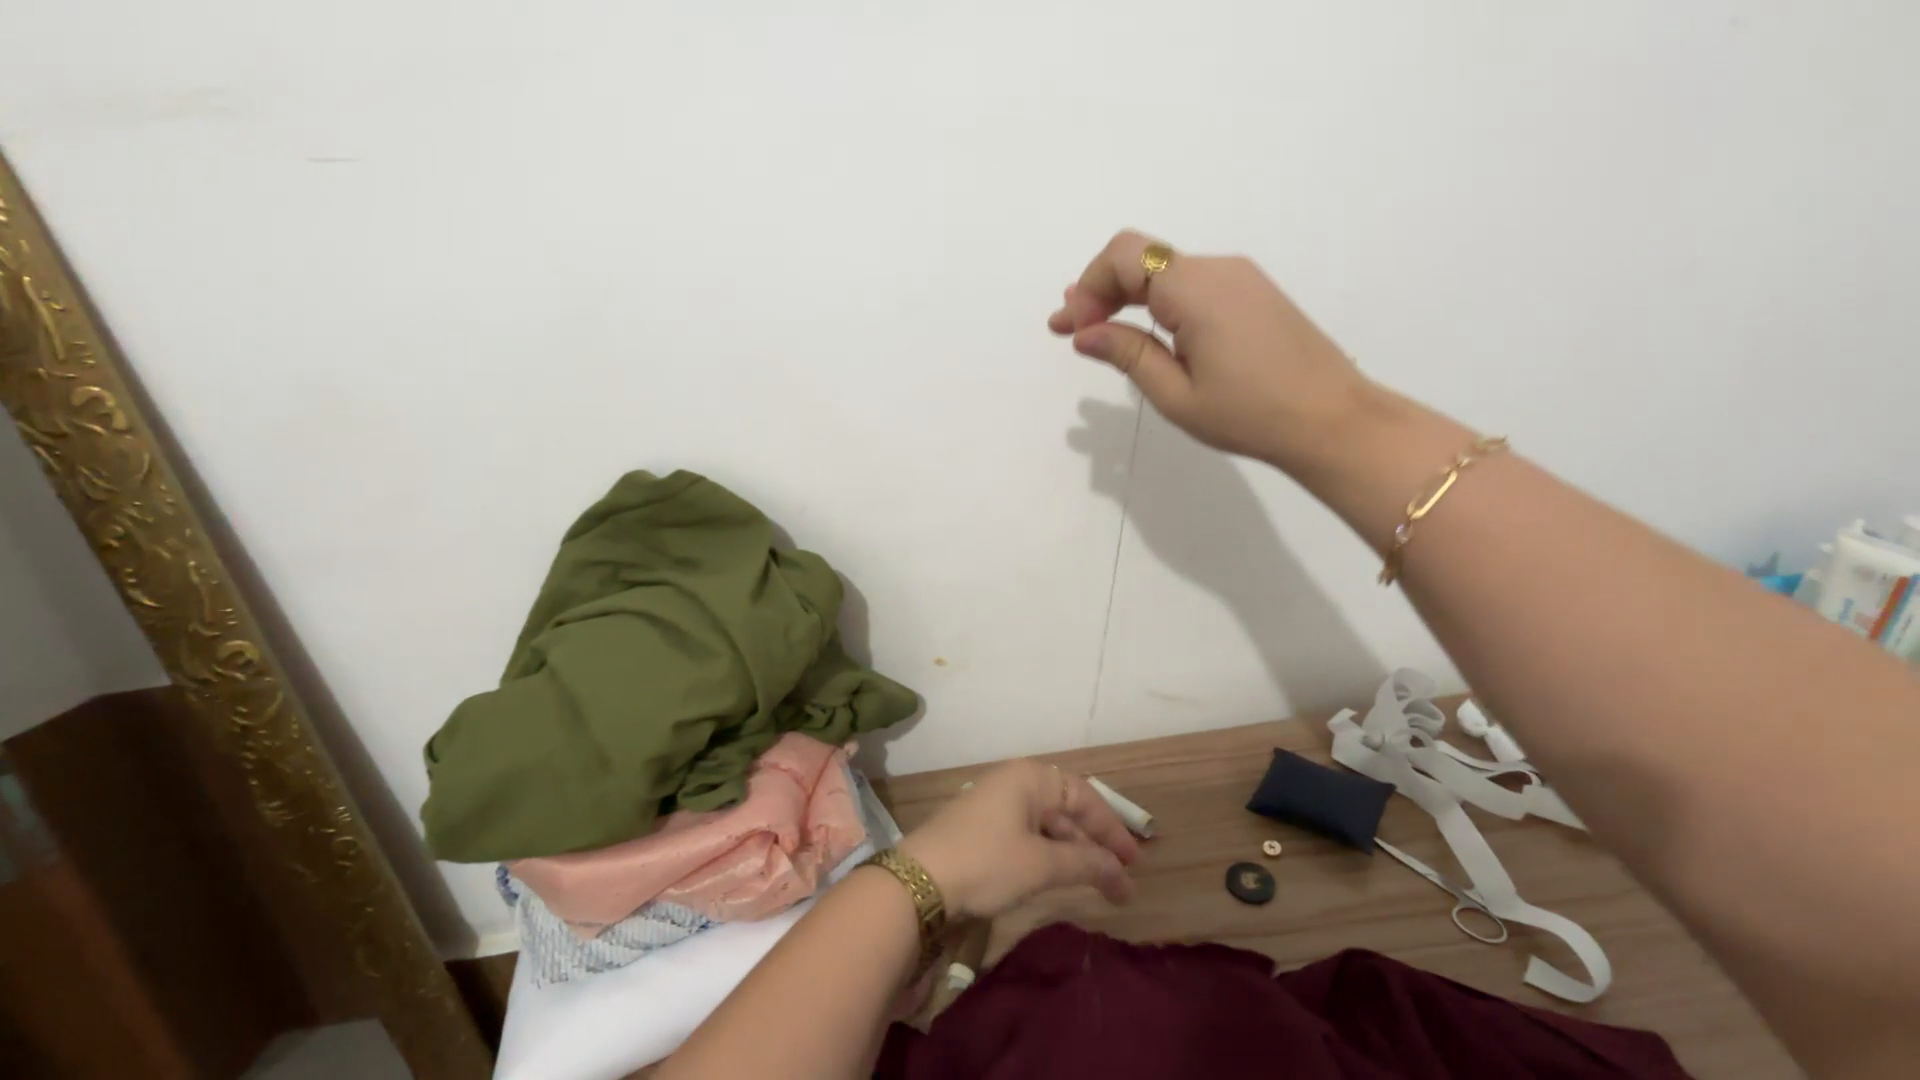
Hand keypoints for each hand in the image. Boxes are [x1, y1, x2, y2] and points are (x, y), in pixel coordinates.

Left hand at [895, 760, 1138, 920]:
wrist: (919, 882)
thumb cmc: (987, 862)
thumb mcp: (1042, 865)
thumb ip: (1085, 864)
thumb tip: (1120, 873)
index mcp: (1030, 778)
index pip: (1084, 796)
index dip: (1112, 828)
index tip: (1133, 861)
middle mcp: (1013, 783)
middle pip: (1065, 809)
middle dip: (1093, 844)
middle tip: (1119, 878)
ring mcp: (993, 805)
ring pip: (1045, 825)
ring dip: (1071, 852)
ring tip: (1095, 882)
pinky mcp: (979, 830)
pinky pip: (1025, 836)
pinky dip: (1047, 855)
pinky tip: (1057, 877)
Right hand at [1048, 230, 1373, 469]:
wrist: (1333, 420)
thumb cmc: (1251, 414)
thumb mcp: (1177, 395)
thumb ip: (1128, 355)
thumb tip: (1084, 333)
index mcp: (1196, 289)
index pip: (1125, 256)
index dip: (1088, 286)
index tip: (1073, 331)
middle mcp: (1217, 269)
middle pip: (1143, 258)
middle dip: (1100, 290)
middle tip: (1072, 332)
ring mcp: (1240, 278)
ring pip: (1166, 271)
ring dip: (1128, 297)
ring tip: (1102, 335)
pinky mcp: (1254, 293)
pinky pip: (1192, 285)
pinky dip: (1159, 302)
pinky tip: (1149, 335)